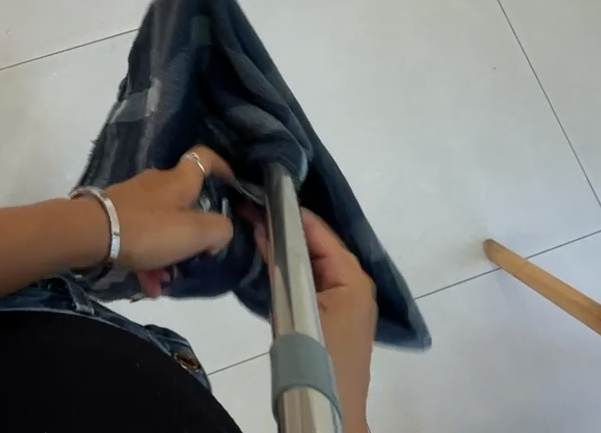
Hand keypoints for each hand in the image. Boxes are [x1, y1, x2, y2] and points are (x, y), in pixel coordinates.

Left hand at [94, 145, 235, 272]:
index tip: (233, 185)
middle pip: (185, 202)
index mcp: (178, 181)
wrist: (91, 232)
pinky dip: (149, 259)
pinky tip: (147, 283)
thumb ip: (219, 230)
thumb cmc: (148, 229)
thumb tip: (220, 230)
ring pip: (163, 225)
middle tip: (197, 257)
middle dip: (194, 233)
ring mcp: (135, 197)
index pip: (203, 158)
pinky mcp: (118, 213)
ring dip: (169, 255)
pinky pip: (142, 237)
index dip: (221, 166)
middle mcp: (157, 183)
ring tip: (164, 282)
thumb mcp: (195, 233)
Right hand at [249, 209, 375, 432]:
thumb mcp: (295, 302)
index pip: (317, 228)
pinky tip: (264, 253)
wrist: (329, 409)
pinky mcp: (332, 310)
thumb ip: (279, 260)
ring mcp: (345, 297)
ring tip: (250, 223)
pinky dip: (287, 262)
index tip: (256, 192)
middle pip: (314, 241)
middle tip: (246, 207)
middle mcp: (354, 281)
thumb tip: (260, 223)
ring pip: (310, 257)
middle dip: (282, 224)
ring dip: (282, 242)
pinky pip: (309, 274)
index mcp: (353, 275)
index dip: (287, 210)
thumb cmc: (316, 354)